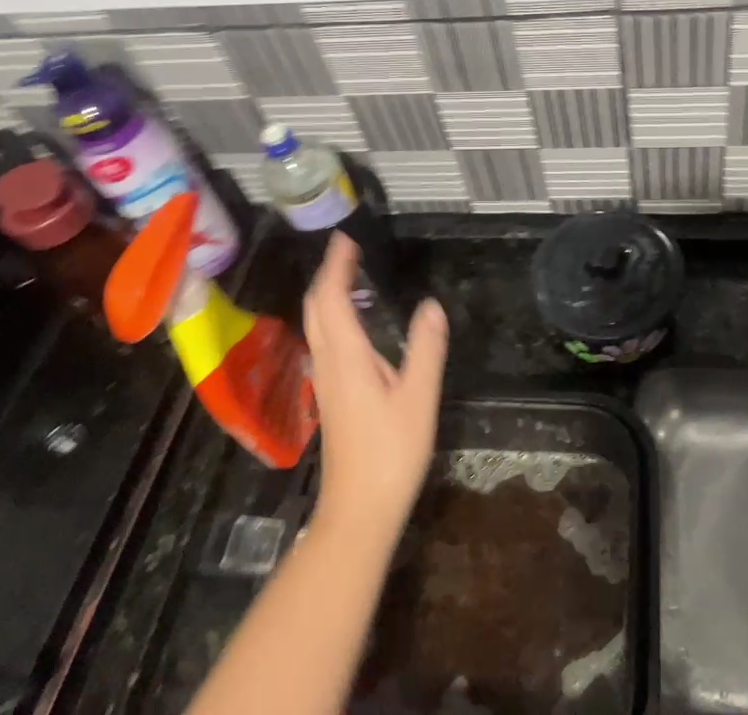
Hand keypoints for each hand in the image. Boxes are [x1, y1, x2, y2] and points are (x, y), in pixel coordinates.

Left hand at [302, 233, 448, 542]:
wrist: (359, 509)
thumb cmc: (391, 453)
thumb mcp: (419, 398)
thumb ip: (426, 349)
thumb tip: (431, 306)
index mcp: (347, 358)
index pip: (332, 299)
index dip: (337, 266)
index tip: (346, 239)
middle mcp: (329, 364)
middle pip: (316, 309)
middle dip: (328, 276)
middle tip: (349, 252)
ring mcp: (326, 383)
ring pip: (317, 327)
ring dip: (328, 297)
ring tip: (351, 278)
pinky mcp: (332, 398)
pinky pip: (326, 344)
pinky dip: (334, 320)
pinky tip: (355, 326)